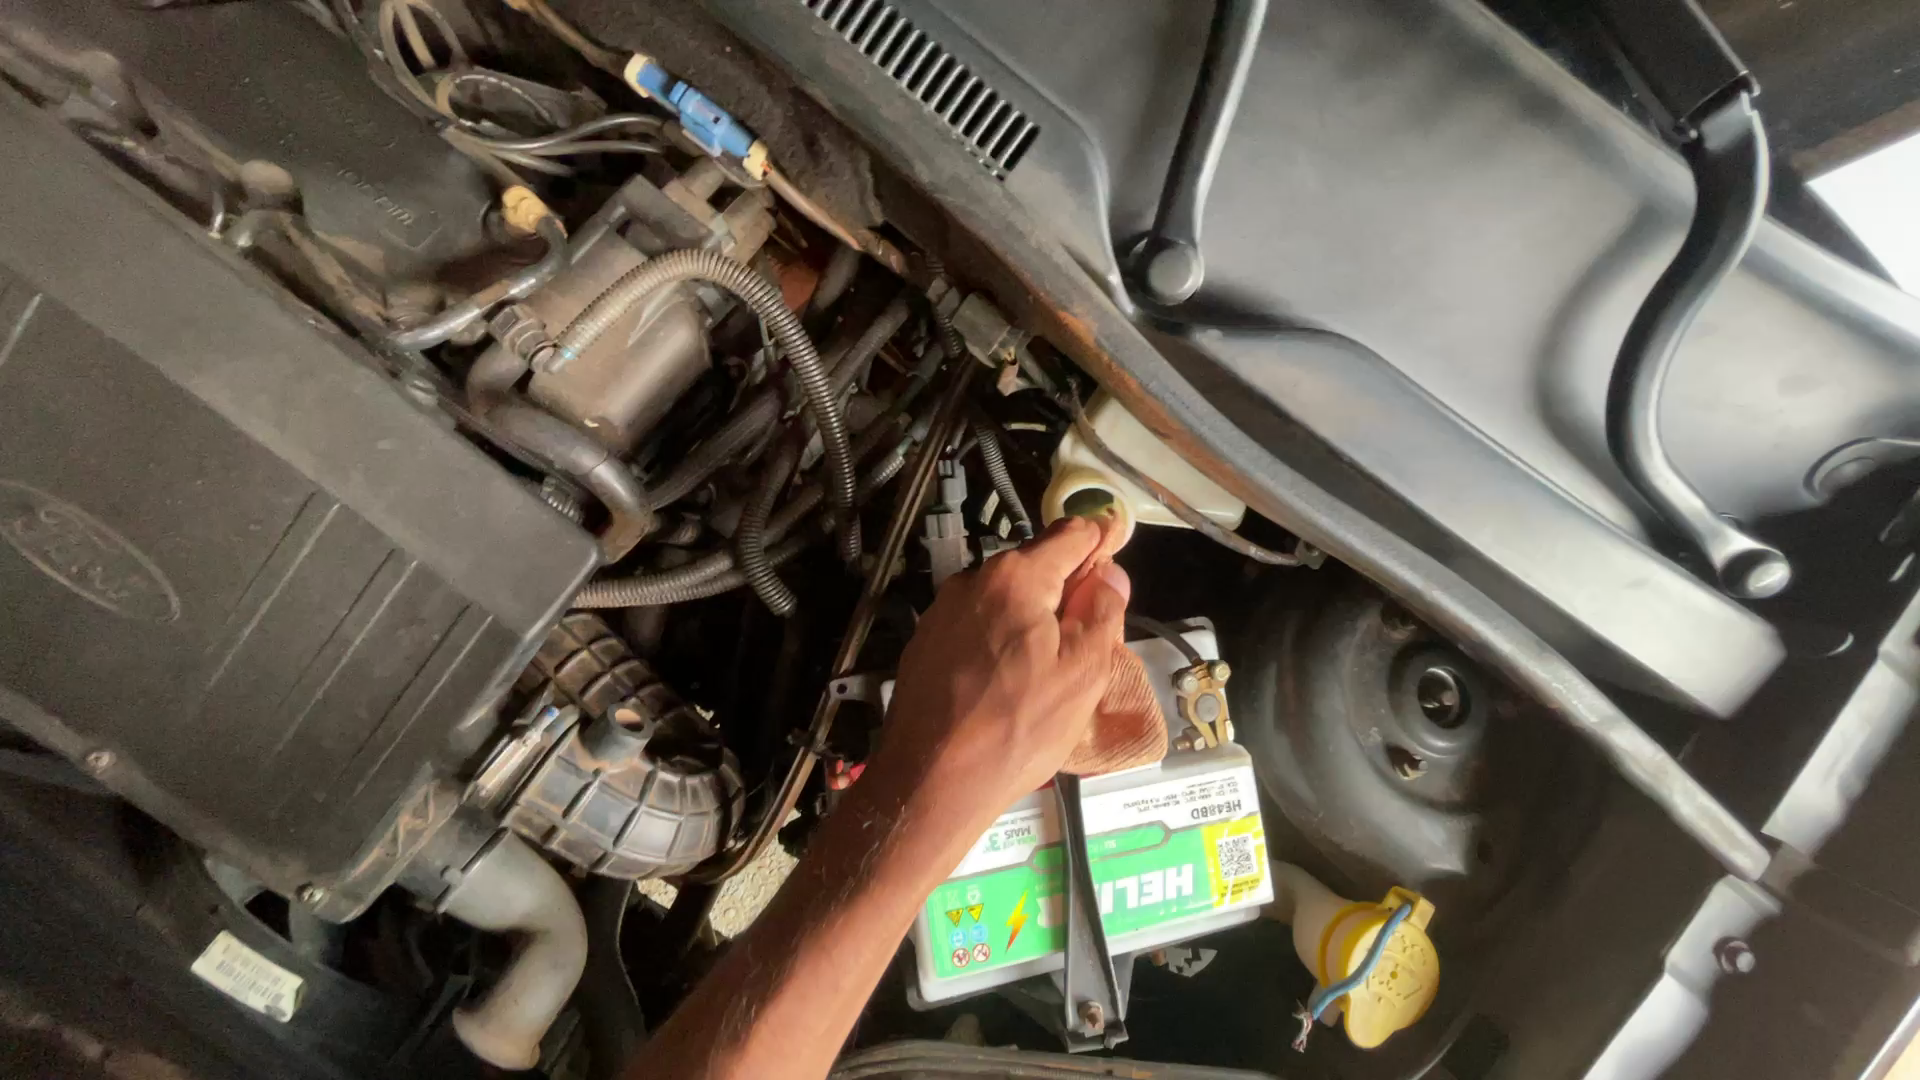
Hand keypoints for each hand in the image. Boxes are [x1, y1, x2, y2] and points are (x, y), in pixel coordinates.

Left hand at [874, 515, 1130, 823]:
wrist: (929, 781)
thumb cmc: (1015, 728)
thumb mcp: (1082, 674)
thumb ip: (1102, 612)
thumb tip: (1110, 572)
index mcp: (1015, 577)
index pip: (1071, 534)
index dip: (1101, 540)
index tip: (1117, 551)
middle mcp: (973, 580)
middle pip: (1036, 564)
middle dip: (1067, 587)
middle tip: (1091, 634)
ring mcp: (943, 610)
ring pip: (1006, 596)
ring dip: (1034, 614)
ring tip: (1049, 667)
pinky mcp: (927, 640)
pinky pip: (979, 622)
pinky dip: (1002, 635)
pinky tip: (1008, 678)